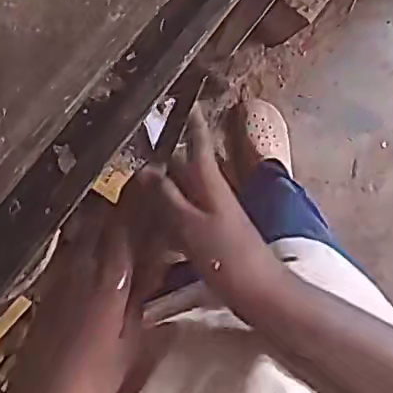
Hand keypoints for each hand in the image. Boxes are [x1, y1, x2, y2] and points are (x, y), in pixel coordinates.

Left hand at [10, 201, 161, 392]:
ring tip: (126, 215)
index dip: (140, 197)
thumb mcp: (132, 338)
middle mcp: (82, 263)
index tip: (155, 177)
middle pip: (103, 218)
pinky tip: (99, 249)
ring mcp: (62, 273)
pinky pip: (74, 248)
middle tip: (146, 190)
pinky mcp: (50, 286)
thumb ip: (142, 292)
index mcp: (109, 274)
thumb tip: (157, 257)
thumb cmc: (95, 379)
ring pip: (86, 230)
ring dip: (106, 217)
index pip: (126, 222)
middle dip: (124, 201)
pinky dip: (90, 238)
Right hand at [141, 105, 288, 310]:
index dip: (189, 119)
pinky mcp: (211, 234)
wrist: (262, 294)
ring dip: (160, 185)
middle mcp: (212, 191)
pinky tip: (148, 222)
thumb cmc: (228, 257)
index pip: (197, 140)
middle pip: (184, 164)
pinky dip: (166, 211)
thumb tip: (145, 169)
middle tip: (130, 148)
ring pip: (181, 189)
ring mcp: (213, 213)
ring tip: (130, 183)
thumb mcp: (190, 225)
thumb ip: (167, 197)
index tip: (178, 97)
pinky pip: (182, 212)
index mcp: (210, 181)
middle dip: (161, 155)